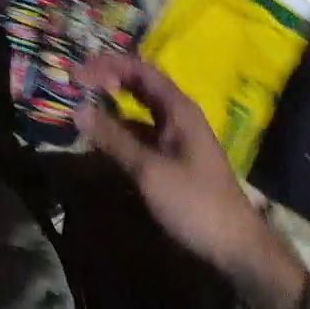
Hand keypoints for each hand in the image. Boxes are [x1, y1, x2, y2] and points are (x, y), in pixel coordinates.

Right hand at [76, 56, 309, 308]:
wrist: (233, 246)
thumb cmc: (194, 201)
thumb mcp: (149, 170)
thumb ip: (114, 139)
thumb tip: (78, 109)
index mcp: (178, 108)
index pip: (140, 70)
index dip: (109, 65)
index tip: (78, 70)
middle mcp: (177, 115)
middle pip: (140, 86)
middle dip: (109, 80)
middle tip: (76, 82)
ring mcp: (176, 138)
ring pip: (139, 112)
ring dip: (113, 107)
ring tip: (82, 107)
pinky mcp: (172, 160)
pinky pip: (142, 136)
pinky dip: (121, 133)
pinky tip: (102, 141)